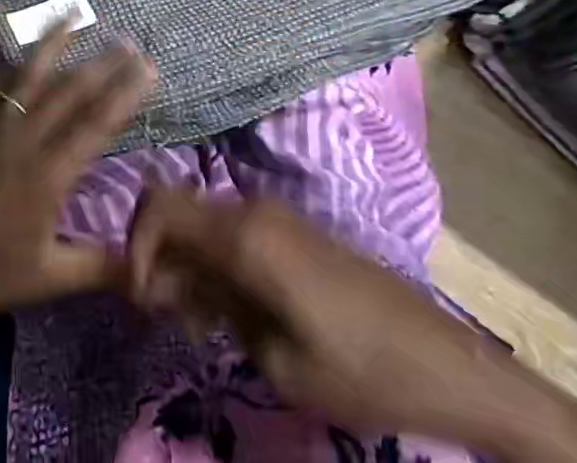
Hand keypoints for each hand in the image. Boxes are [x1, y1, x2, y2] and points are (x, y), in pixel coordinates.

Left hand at [0, 23, 156, 333]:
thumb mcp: (50, 278)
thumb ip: (102, 267)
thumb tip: (150, 266)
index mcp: (48, 175)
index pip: (96, 124)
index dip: (126, 93)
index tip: (149, 67)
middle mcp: (23, 142)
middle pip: (69, 92)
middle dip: (103, 63)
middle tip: (130, 41)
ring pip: (28, 78)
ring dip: (53, 44)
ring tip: (72, 15)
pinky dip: (12, 68)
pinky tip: (20, 55)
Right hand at [126, 188, 491, 432]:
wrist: (441, 360)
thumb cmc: (357, 368)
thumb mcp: (272, 357)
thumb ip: (211, 307)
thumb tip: (168, 282)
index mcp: (244, 235)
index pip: (159, 208)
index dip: (136, 247)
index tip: (141, 299)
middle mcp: (255, 210)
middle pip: (177, 212)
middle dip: (160, 260)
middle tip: (168, 318)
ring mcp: (277, 216)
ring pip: (203, 223)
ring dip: (187, 265)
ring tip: (201, 324)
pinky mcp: (293, 230)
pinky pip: (233, 233)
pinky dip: (215, 264)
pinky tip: (231, 312)